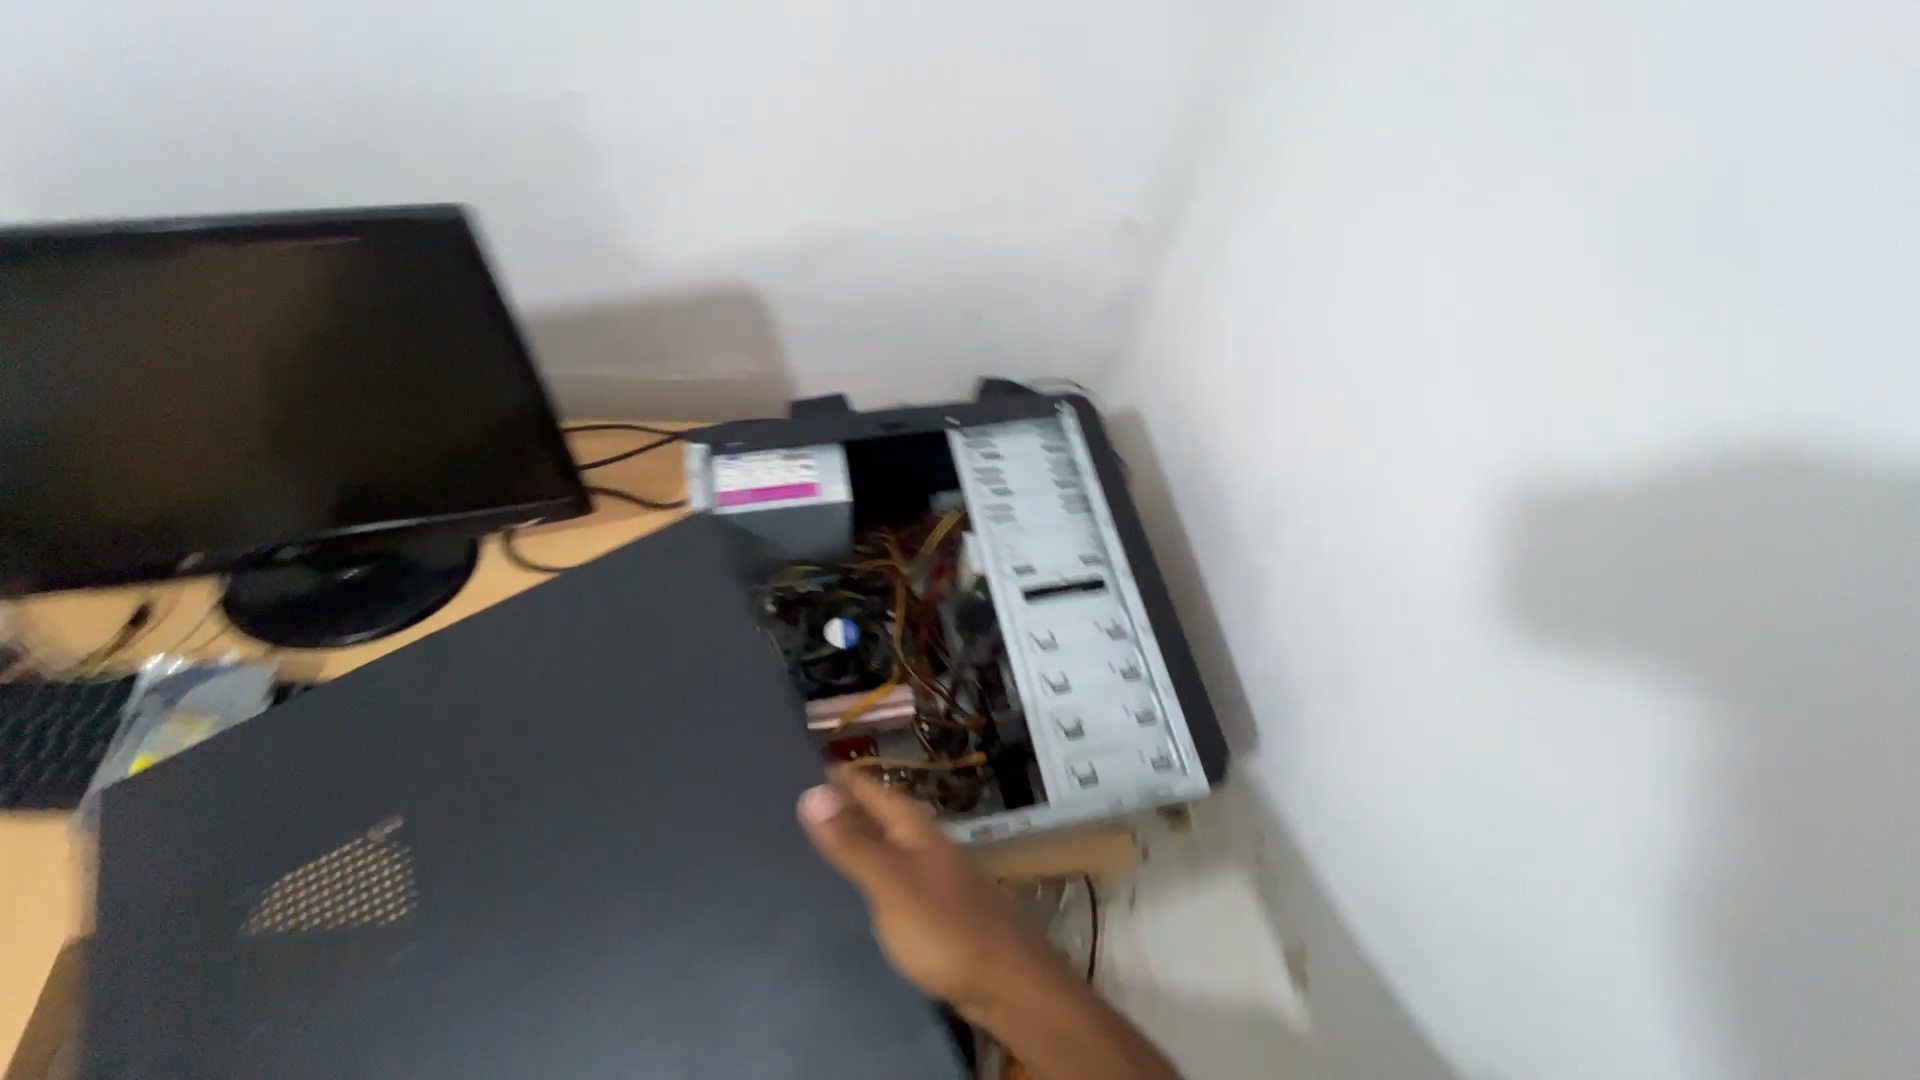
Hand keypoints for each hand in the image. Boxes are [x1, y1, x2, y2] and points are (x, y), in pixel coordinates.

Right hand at [796, 769, 1062, 1015]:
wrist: (1007, 982)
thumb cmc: (943, 928)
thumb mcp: (889, 883)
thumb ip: (852, 843)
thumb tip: (810, 793)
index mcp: (917, 830)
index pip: (877, 791)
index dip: (848, 780)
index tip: (818, 766)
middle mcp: (930, 845)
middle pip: (886, 816)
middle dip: (855, 805)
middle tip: (815, 800)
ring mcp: (940, 877)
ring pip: (894, 845)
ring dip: (866, 837)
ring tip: (831, 838)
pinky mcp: (942, 909)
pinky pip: (900, 875)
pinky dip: (877, 870)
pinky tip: (866, 887)